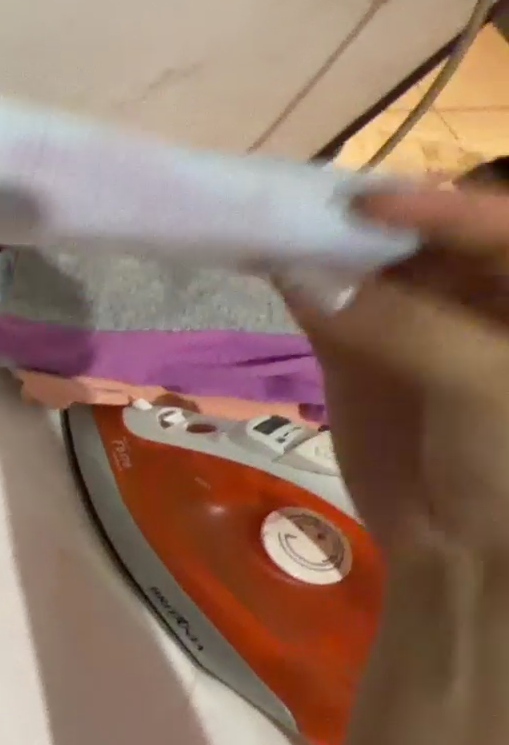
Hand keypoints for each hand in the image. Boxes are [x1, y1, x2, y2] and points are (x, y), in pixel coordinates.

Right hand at [287, 188, 508, 554]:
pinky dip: (292, 281)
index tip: (369, 202)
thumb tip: (300, 274)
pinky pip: (324, 302)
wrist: (466, 542)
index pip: (501, 230)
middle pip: (430, 237)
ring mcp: (414, 319)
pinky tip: (260, 260)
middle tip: (316, 202)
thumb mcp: (481, 385)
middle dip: (379, 219)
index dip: (445, 211)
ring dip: (323, 247)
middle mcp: (484, 293)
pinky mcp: (354, 347)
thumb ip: (402, 325)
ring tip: (273, 222)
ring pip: (369, 265)